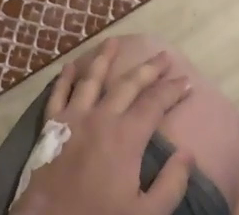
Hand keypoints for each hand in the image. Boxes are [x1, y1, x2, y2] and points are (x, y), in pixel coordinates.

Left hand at [10, 37, 196, 214]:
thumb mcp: (146, 214)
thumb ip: (171, 184)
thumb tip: (187, 154)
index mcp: (126, 137)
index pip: (154, 104)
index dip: (172, 91)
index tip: (187, 82)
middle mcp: (101, 118)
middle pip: (128, 84)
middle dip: (149, 69)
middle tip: (164, 56)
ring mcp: (73, 118)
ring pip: (91, 79)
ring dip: (104, 58)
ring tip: (114, 41)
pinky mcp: (51, 127)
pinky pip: (58, 94)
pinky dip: (65, 78)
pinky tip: (70, 66)